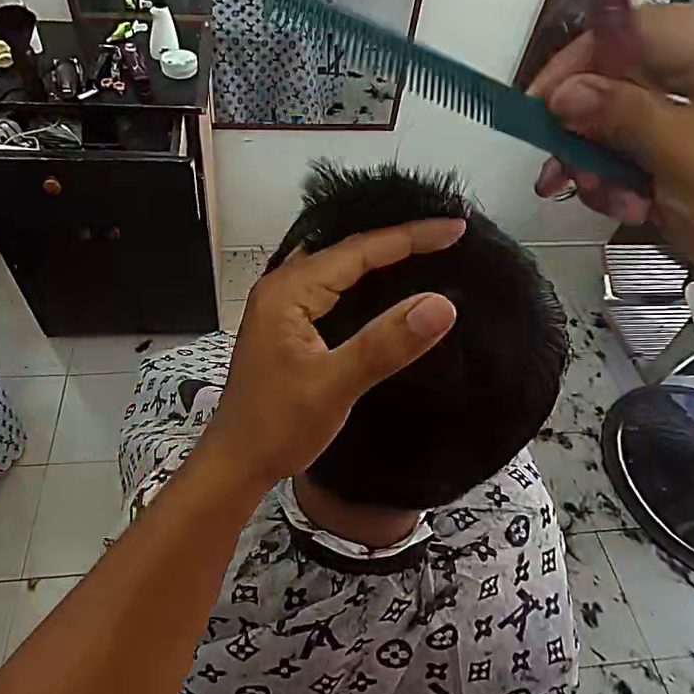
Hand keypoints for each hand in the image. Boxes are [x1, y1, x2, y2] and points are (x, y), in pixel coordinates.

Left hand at [203, 219, 463, 486]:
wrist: (237, 464)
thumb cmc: (278, 428)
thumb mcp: (334, 386)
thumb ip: (385, 344)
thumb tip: (441, 304)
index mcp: (288, 291)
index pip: (359, 250)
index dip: (410, 237)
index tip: (455, 229)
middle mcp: (283, 288)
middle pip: (349, 250)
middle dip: (399, 240)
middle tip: (446, 235)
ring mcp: (284, 306)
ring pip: (342, 268)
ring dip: (384, 259)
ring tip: (427, 252)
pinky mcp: (290, 326)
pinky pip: (336, 289)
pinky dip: (368, 282)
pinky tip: (390, 288)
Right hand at [529, 4, 693, 282]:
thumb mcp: (686, 163)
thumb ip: (620, 118)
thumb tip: (562, 93)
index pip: (636, 29)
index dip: (576, 67)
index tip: (537, 110)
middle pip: (639, 72)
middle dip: (596, 129)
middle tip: (565, 176)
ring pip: (650, 109)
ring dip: (618, 157)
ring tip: (617, 203)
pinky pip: (675, 132)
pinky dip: (648, 166)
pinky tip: (643, 203)